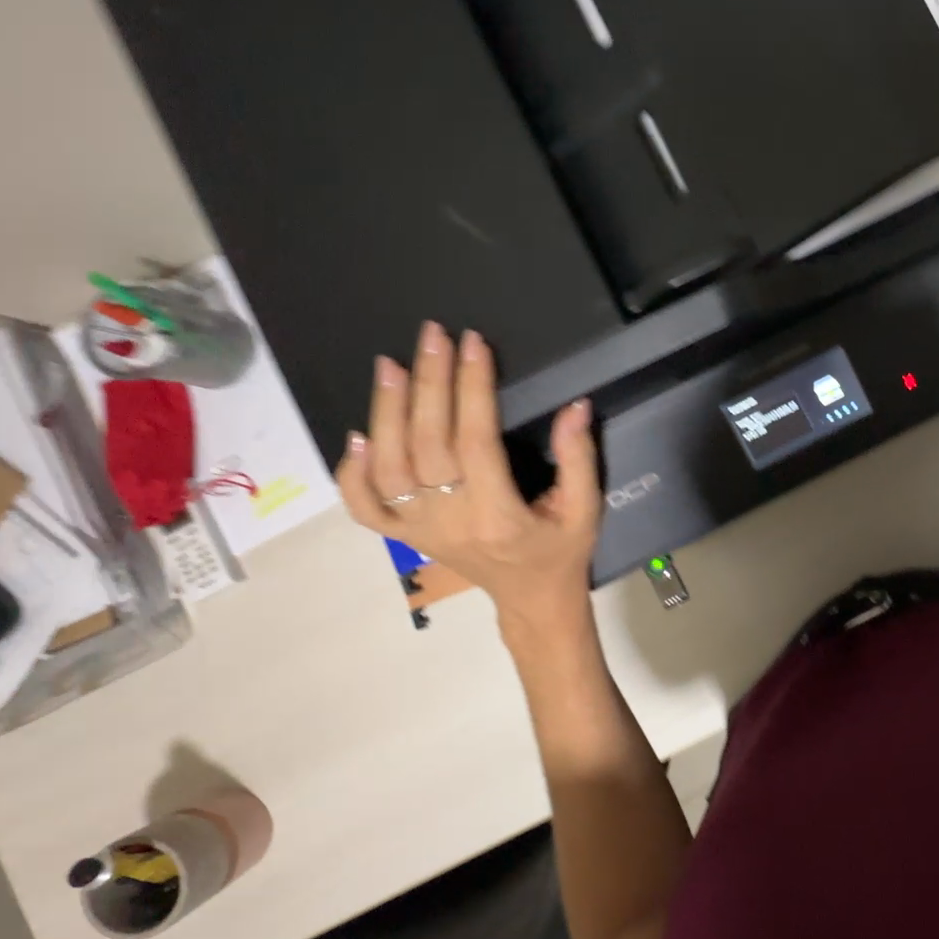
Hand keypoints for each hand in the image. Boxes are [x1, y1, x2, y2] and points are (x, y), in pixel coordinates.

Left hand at [336, 321, 600, 633]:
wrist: (532, 602)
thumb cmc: (562, 553)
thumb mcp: (585, 509)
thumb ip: (579, 459)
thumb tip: (574, 406)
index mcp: (497, 515)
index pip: (475, 440)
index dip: (472, 389)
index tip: (474, 344)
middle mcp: (449, 521)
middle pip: (427, 443)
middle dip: (429, 383)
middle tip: (432, 336)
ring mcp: (419, 531)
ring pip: (389, 467)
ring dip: (387, 412)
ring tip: (392, 365)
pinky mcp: (405, 537)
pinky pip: (365, 505)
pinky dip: (353, 471)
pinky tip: (358, 433)